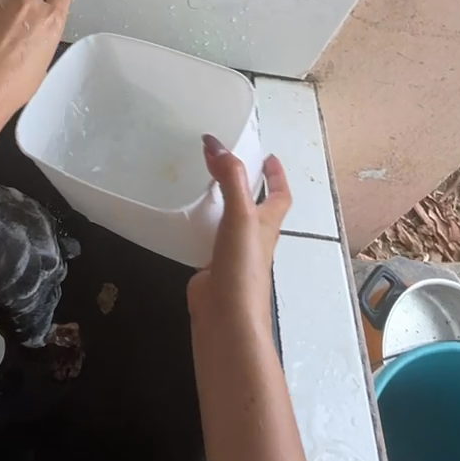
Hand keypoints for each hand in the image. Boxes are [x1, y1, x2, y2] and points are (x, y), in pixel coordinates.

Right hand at [187, 136, 290, 321]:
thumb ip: (230, 177)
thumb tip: (214, 143)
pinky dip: (196, 224)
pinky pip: (204, 237)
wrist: (226, 318)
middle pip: (253, 206)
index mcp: (266, 224)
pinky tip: (179, 216)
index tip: (268, 156)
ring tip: (197, 181)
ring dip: (217, 202)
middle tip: (222, 163)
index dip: (277, 176)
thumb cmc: (242, 266)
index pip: (280, 195)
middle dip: (243, 185)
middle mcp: (252, 238)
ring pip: (227, 220)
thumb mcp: (240, 214)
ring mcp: (231, 253)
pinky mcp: (209, 265)